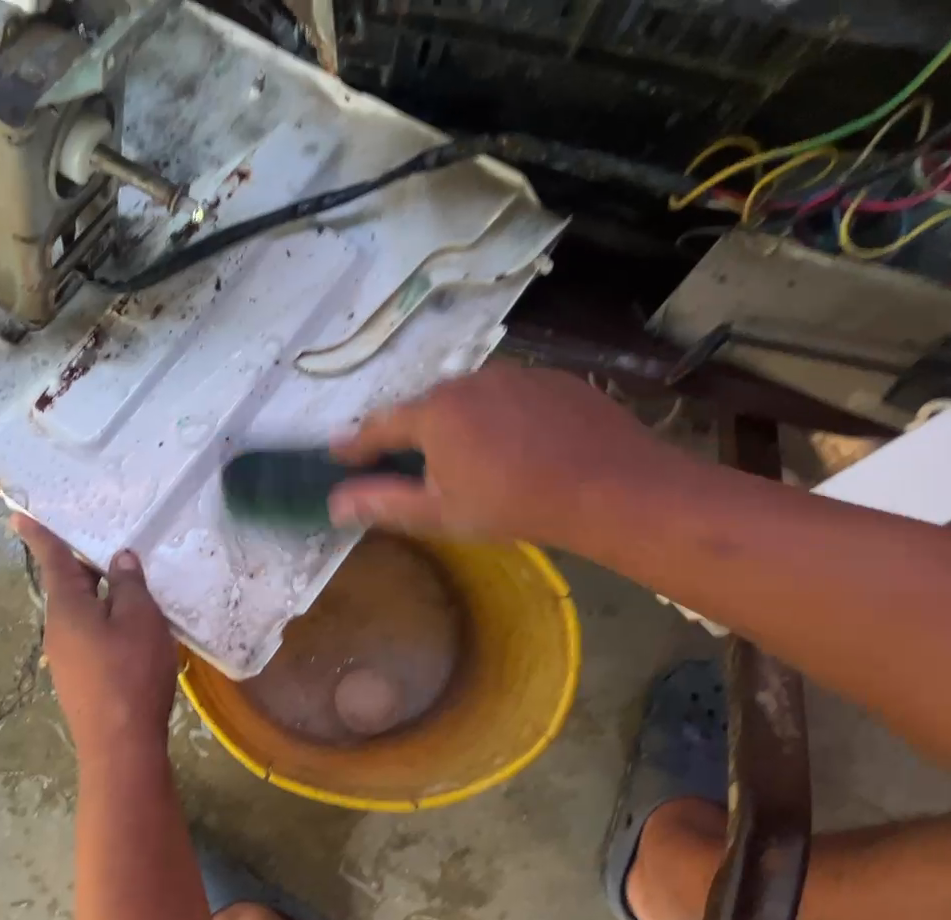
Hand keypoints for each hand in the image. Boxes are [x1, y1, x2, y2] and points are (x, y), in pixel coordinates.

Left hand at [12, 515, 177, 764]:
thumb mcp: (140, 619)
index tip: (17, 516)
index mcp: (66, 606)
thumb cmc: (129, 673)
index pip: (51, 559)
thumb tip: (118, 561)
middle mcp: (56, 628)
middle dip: (83, 565)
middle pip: (68, 586)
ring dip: (98, 596)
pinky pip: (87, 636)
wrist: (120, 746)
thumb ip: (129, 584)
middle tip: (104, 544)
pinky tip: (128, 630)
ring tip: (127, 584)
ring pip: (80, 613)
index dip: (39, 535)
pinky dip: (103, 622)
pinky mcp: (77, 679)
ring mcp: (63, 657)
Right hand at [329, 365, 687, 543]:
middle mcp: (467, 382)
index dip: (356, 444)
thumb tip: (334, 503)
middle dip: (412, 434)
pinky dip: (500, 415)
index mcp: (433, 413)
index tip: (339, 454)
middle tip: (414, 463)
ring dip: (458, 422)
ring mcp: (515, 375)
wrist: (616, 489)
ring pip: (468, 398)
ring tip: (470, 455)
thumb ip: (381, 503)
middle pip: (424, 408)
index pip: (378, 426)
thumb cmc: (514, 504)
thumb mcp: (439, 513)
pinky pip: (509, 395)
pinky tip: (517, 444)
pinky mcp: (554, 379)